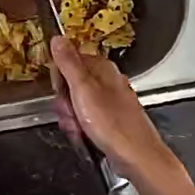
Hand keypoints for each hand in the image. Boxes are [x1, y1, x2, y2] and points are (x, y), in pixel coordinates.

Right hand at [49, 35, 183, 184]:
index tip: (59, 90)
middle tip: (70, 112)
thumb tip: (58, 37)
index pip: (69, 60)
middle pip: (71, 84)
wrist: (136, 157)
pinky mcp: (109, 120)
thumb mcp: (83, 89)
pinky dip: (80, 128)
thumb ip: (68, 62)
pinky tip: (83, 136)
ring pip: (76, 104)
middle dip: (64, 102)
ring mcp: (109, 101)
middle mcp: (106, 81)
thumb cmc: (111, 123)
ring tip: (78, 128)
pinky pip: (85, 118)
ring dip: (70, 117)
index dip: (59, 77)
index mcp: (101, 68)